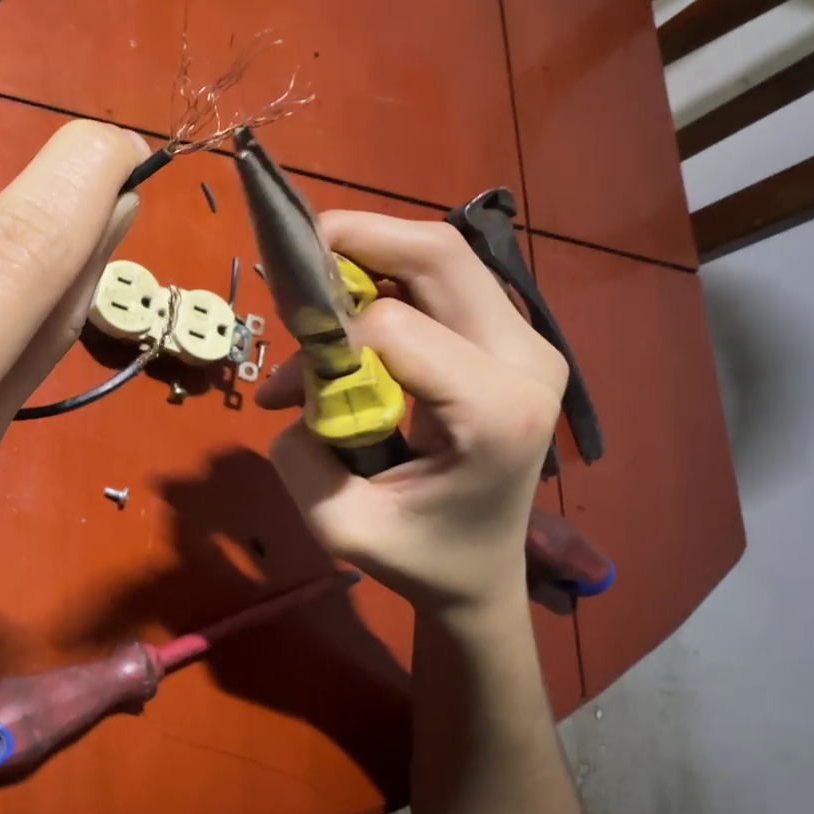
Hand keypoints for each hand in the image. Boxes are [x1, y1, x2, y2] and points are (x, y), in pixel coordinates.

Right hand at [257, 212, 567, 617]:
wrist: (484, 574)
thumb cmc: (420, 557)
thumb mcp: (340, 526)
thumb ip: (299, 457)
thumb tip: (287, 395)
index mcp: (493, 412)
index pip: (393, 329)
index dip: (323, 342)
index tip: (285, 390)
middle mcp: (525, 361)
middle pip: (439, 256)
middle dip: (356, 239)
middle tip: (293, 256)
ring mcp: (527, 345)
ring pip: (443, 258)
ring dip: (369, 258)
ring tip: (314, 298)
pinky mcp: (512, 342)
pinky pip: (444, 282)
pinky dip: (386, 280)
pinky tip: (349, 318)